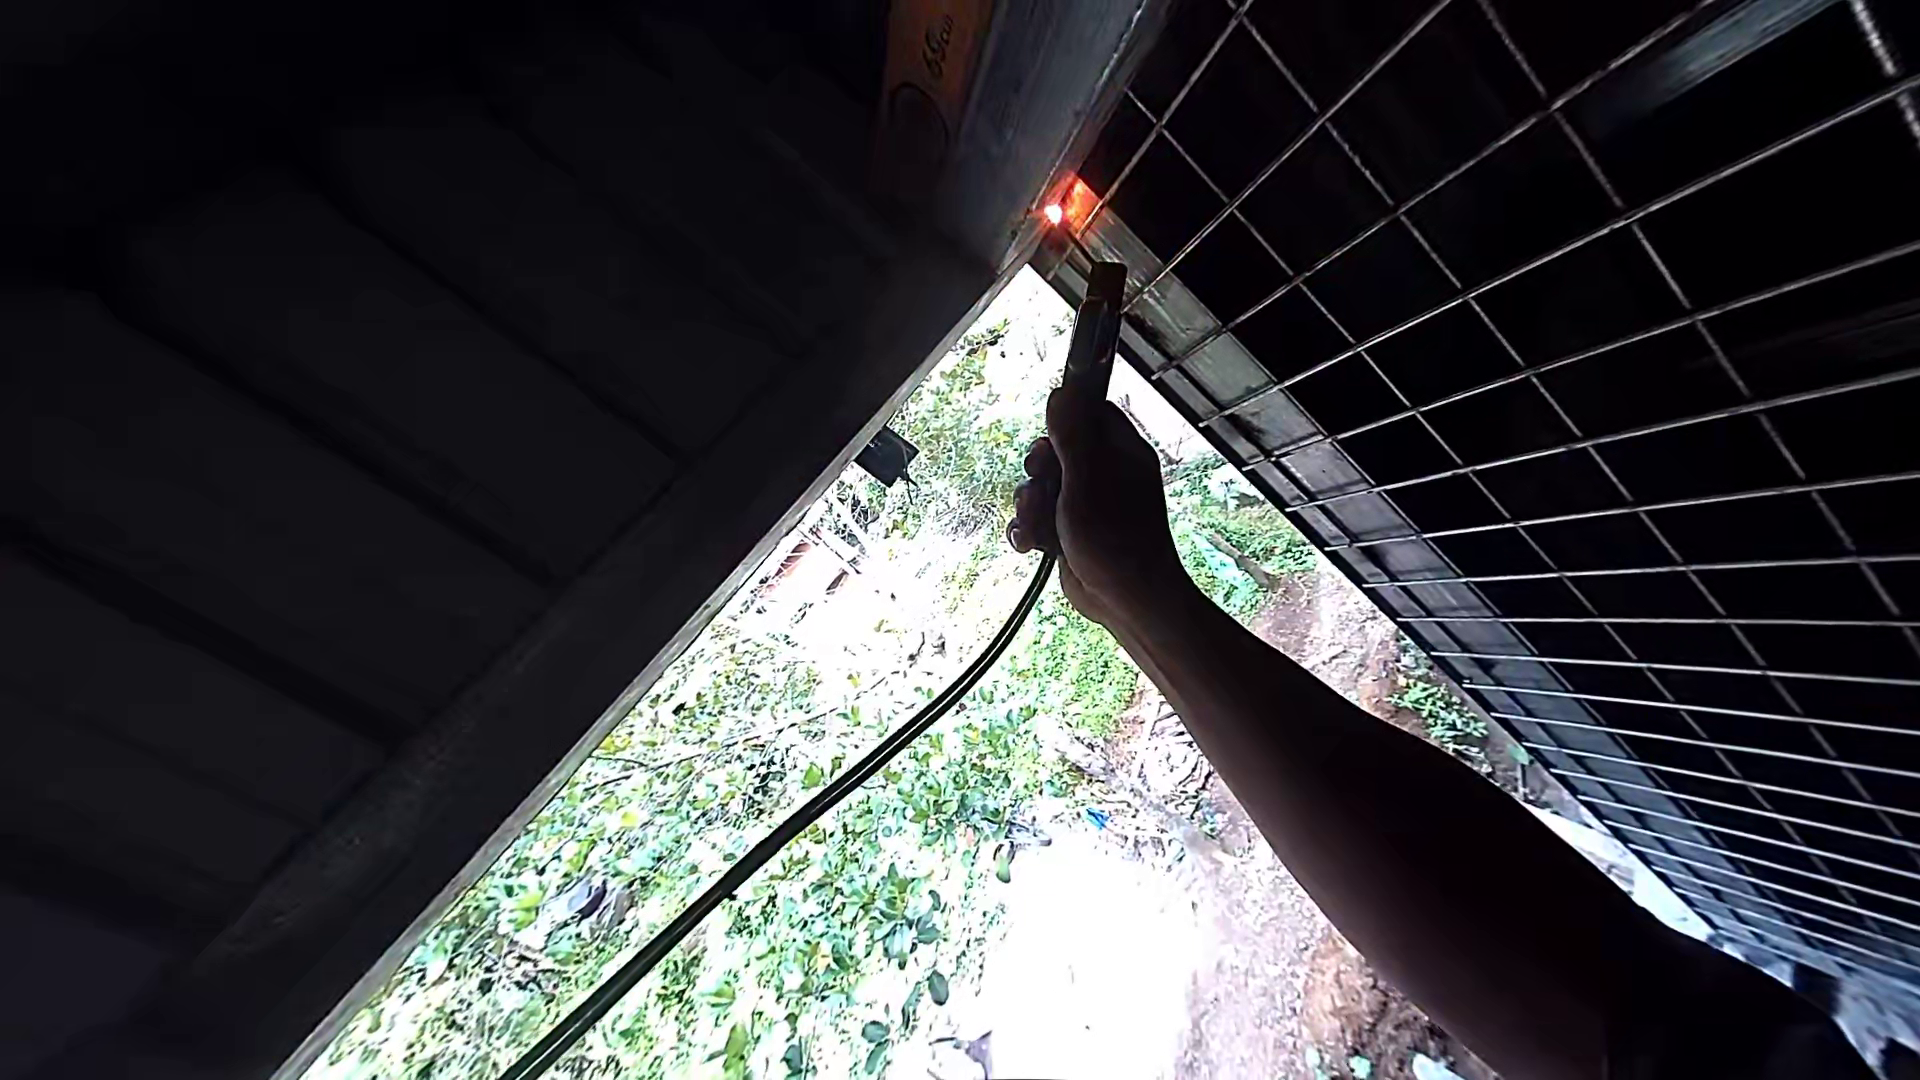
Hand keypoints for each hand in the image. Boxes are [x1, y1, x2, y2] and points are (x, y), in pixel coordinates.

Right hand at [1007, 387, 1190, 629]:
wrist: (1125, 601)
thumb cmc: (1115, 539)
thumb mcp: (1088, 481)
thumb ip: (1073, 437)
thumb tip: (1062, 392)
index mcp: (1120, 453)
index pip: (1090, 414)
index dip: (1065, 420)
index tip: (1050, 440)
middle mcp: (1103, 474)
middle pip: (1055, 451)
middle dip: (1037, 471)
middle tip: (1041, 484)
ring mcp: (1084, 504)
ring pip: (1040, 487)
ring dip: (1029, 506)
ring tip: (1037, 525)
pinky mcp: (1067, 531)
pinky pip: (1037, 518)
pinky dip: (1029, 529)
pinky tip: (1031, 543)